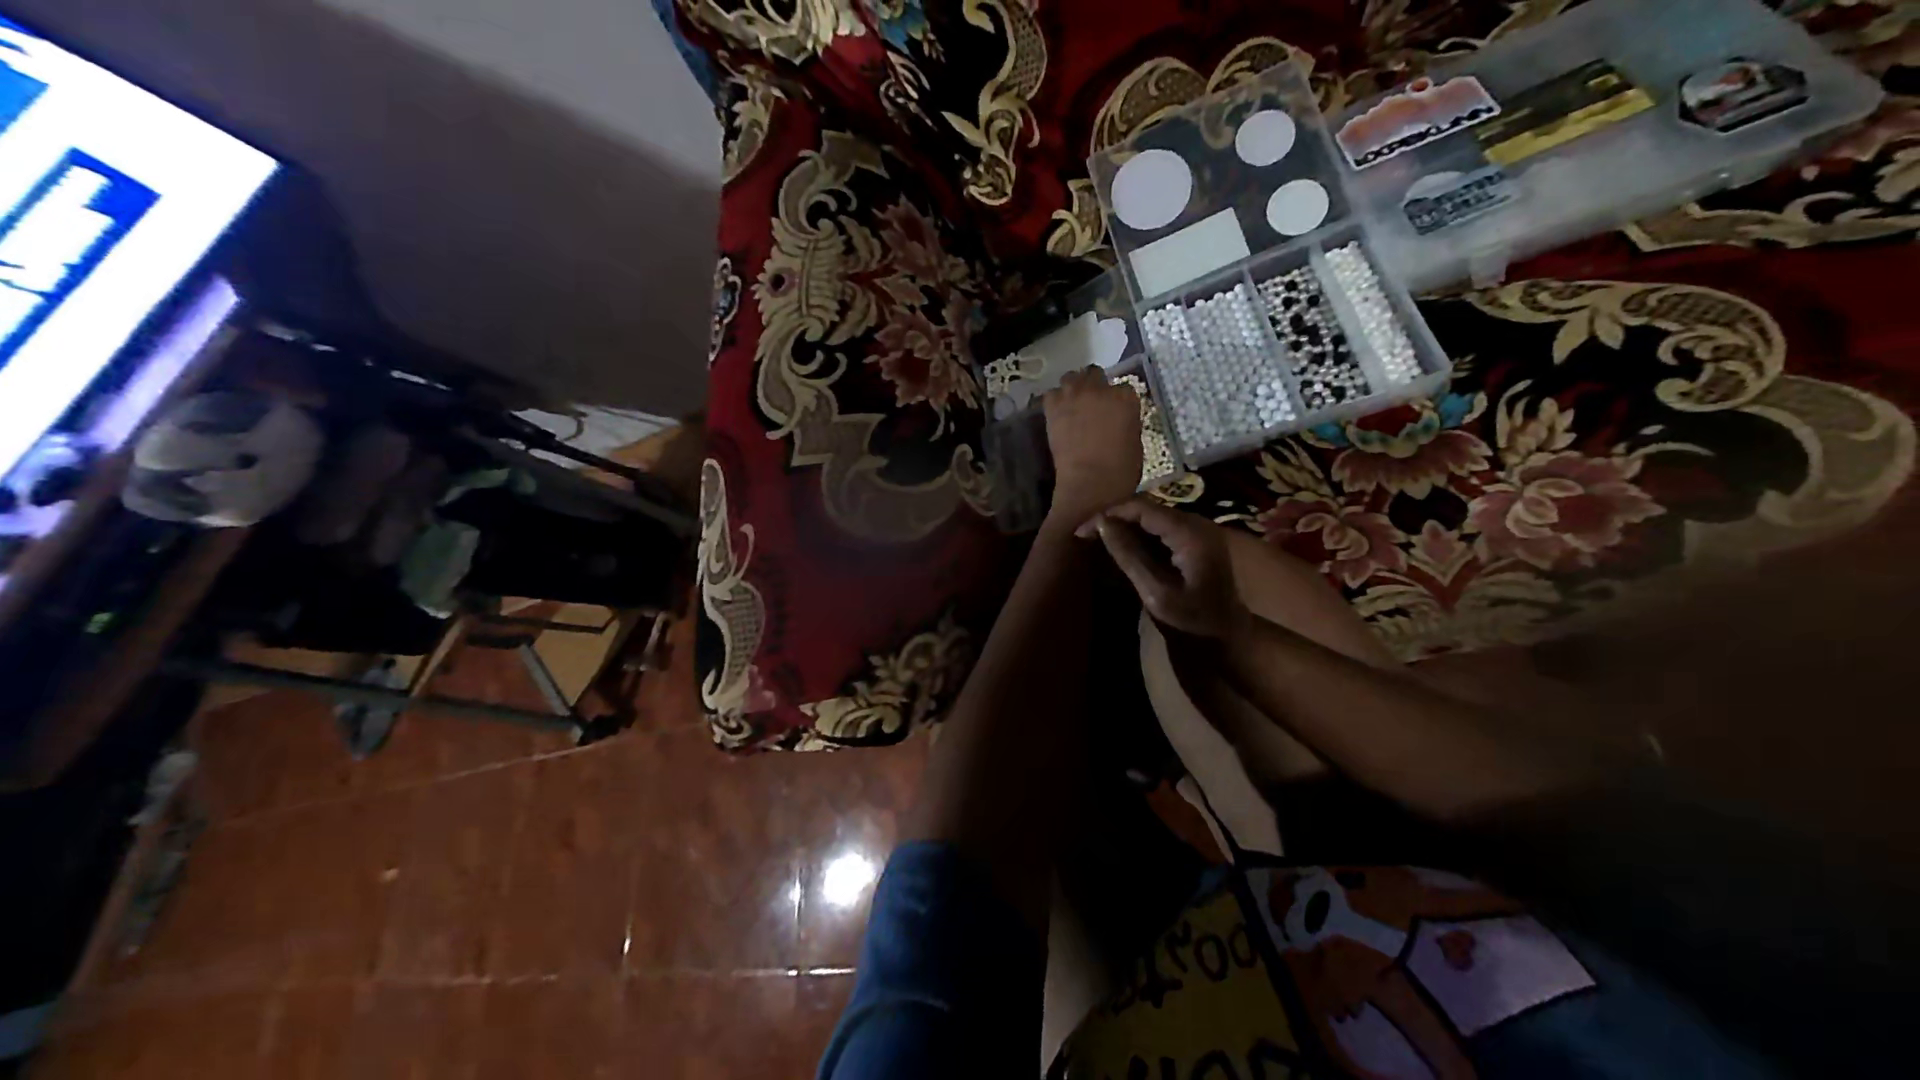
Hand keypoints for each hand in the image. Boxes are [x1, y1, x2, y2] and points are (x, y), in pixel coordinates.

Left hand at [1042, 367, 1140, 527]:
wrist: (1089, 483)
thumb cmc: (1120, 472)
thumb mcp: (1135, 444)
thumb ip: (1126, 423)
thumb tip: (1117, 421)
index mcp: (1126, 399)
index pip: (1123, 388)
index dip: (1117, 401)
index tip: (1114, 412)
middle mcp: (1100, 390)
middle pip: (1094, 374)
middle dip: (1094, 386)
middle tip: (1091, 404)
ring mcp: (1074, 396)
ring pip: (1071, 378)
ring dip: (1073, 388)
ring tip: (1072, 405)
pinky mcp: (1053, 408)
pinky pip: (1051, 394)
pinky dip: (1054, 401)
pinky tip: (1058, 413)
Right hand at [1085, 498, 1251, 638]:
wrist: (1229, 636)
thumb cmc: (1193, 622)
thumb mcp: (1155, 593)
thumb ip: (1129, 556)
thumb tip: (1101, 524)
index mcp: (1190, 534)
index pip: (1142, 508)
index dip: (1109, 514)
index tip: (1082, 532)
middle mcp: (1197, 523)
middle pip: (1147, 507)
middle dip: (1114, 518)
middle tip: (1085, 536)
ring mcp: (1199, 530)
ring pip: (1152, 515)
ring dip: (1124, 525)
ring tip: (1098, 540)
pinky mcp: (1196, 539)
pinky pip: (1162, 526)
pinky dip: (1139, 533)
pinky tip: (1122, 546)